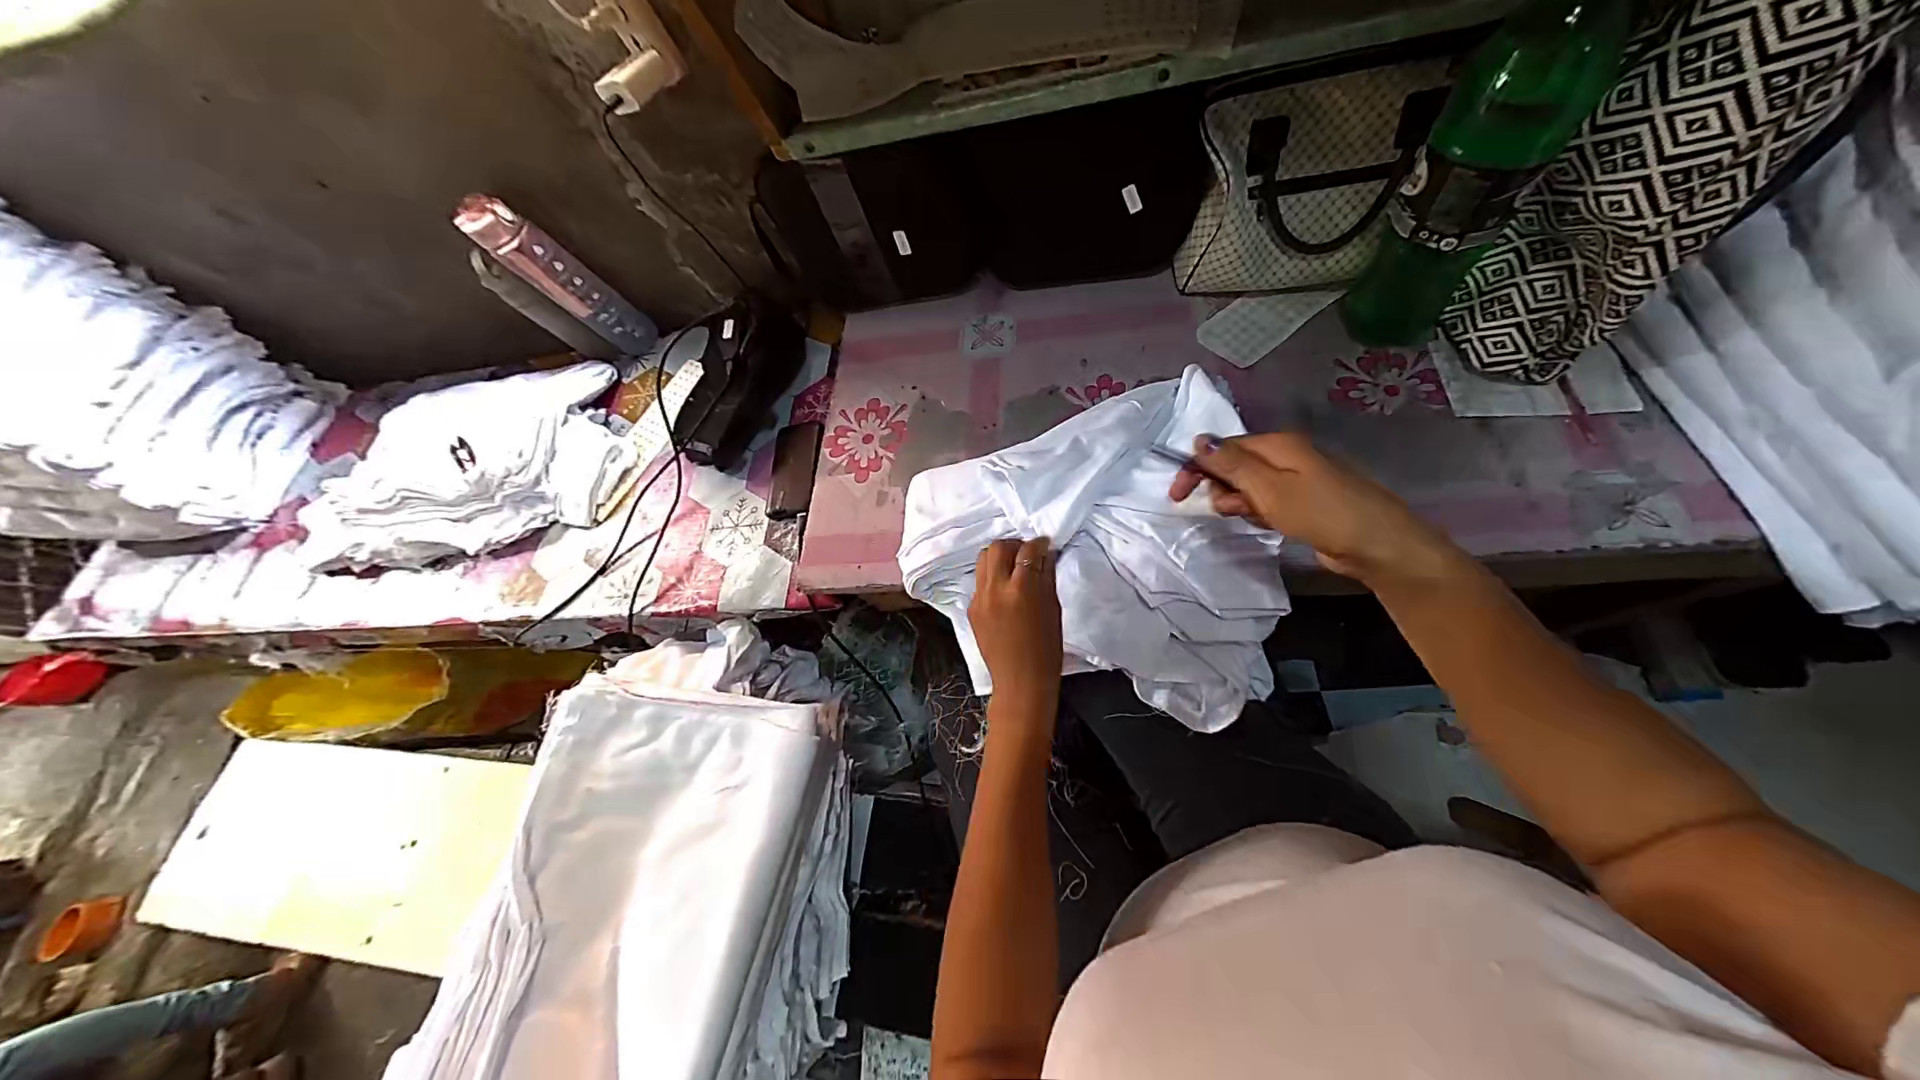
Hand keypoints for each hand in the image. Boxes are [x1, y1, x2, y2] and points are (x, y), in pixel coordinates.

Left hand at [969, 537, 1063, 704]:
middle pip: (998, 548)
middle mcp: (995, 589)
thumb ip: (1046, 578)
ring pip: (983, 560)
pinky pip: (980, 582)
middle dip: (1014, 546)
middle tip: (1027, 554)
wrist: (1021, 681)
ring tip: (1013, 568)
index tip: (1045, 545)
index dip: (1038, 544)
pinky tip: (1004, 591)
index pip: (1027, 550)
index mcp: (1021, 589)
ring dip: (999, 558)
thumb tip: (1045, 555)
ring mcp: (979, 599)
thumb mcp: (1053, 609)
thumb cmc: (1046, 649)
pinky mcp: (971, 609)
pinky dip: (992, 578)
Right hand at [1169, 432, 1467, 586]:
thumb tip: (1199, 440)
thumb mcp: (1269, 488)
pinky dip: (1257, 513)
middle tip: (1232, 510)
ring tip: (1255, 518)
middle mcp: (1284, 456)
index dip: (1197, 468)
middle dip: (1222, 489)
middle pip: (1233, 466)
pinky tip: (1267, 524)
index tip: (1177, 495)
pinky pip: (1264, 502)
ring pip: (1246, 488)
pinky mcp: (1300, 502)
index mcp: (1277, 445)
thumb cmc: (1321, 512)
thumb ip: (1231, 464)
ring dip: (1240, 504)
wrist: (1377, 545)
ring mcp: (1294, 480)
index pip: (1223, 447)